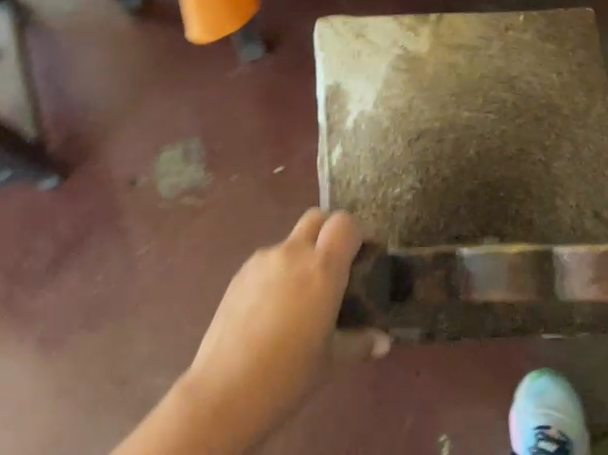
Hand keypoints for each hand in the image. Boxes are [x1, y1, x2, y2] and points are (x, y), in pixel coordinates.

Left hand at [179, 210, 389, 431]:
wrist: (225, 389)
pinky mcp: (239, 273)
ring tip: (306, 298)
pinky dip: (281, 272)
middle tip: (340, 266)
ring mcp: (261, 260)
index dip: (360, 232)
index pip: (345, 223)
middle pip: (316, 218)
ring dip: (304, 255)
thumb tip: (382, 340)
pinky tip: (277, 310)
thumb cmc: (288, 375)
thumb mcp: (332, 361)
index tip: (368, 255)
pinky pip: (269, 261)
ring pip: (291, 242)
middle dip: (331, 232)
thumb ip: (359, 342)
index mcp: (321, 268)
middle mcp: (292, 253)